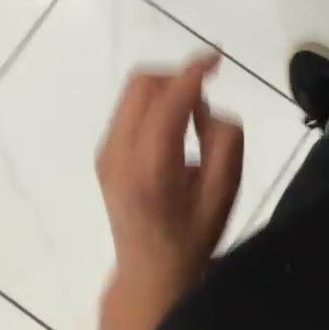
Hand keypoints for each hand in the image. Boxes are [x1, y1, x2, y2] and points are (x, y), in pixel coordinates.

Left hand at [96, 52, 243, 329]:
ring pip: (135, 89)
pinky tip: (173, 127)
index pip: (168, 101)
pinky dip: (156, 100)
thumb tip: (204, 106)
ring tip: (191, 116)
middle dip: (178, 75)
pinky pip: (130, 105)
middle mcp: (119, 154)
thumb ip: (225, 139)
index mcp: (151, 167)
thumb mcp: (225, 190)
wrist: (149, 271)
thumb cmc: (193, 232)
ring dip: (167, 87)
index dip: (193, 70)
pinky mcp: (103, 151)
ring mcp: (106, 152)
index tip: (218, 57)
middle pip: (144, 83)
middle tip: (206, 90)